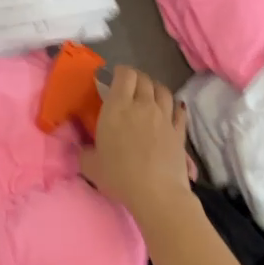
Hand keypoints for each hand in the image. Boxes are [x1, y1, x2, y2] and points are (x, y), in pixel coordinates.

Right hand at [80, 65, 192, 209]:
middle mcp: (142, 106)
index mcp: (117, 108)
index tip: (114, 76)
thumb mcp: (90, 164)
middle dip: (136, 77)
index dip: (120, 72)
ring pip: (163, 91)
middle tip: (129, 84)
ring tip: (150, 93)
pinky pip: (179, 110)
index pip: (124, 76)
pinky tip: (171, 110)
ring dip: (155, 88)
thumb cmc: (118, 175)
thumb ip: (85, 151)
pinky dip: (174, 106)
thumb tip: (84, 147)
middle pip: (144, 80)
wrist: (155, 192)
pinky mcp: (179, 132)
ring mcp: (164, 117)